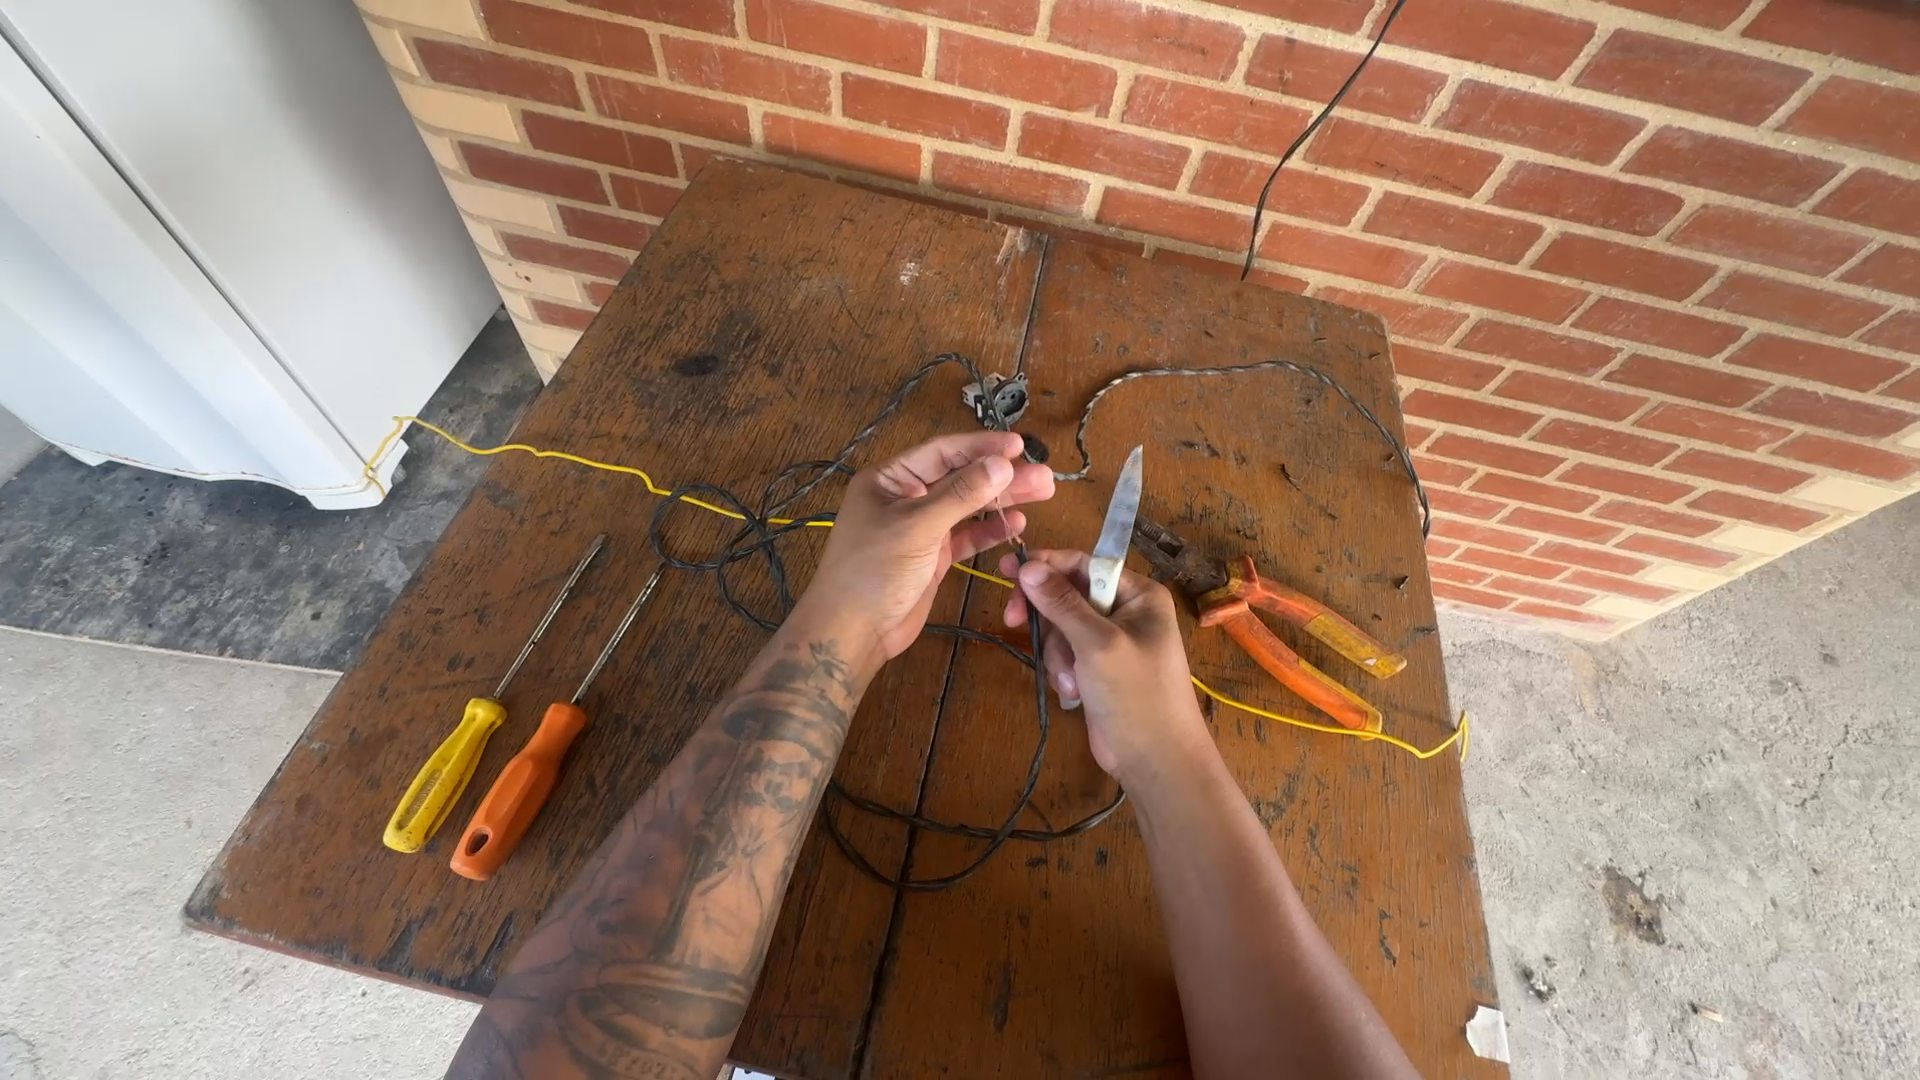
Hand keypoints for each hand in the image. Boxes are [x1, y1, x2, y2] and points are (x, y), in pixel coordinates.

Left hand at [799, 432, 1054, 667]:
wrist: (854, 631)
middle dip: (1001, 476)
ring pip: (968, 507)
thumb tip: (1003, 463)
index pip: (942, 452)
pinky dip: (990, 530)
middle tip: (1044, 475)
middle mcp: (905, 498)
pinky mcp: (933, 556)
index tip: (1019, 445)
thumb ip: (962, 494)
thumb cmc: (874, 570)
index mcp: (890, 479)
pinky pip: (966, 536)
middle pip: (960, 478)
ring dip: (1002, 500)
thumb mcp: (917, 526)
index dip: (981, 447)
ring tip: (1043, 492)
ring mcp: (921, 528)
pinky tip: (1017, 523)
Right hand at [999, 550, 1211, 785]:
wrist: (1156, 761)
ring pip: (1060, 627)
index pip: (1084, 563)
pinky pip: (1063, 652)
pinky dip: (1061, 669)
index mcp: (1138, 594)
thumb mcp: (1097, 644)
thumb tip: (1027, 566)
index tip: (1007, 568)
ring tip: (1070, 680)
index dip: (1045, 564)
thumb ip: (1061, 603)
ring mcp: (1110, 640)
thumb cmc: (1136, 695)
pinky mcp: (1096, 667)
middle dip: (1047, 617)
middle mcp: (1125, 610)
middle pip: (1066, 594)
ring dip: (1056, 653)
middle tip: (1013, 621)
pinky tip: (1074, 691)